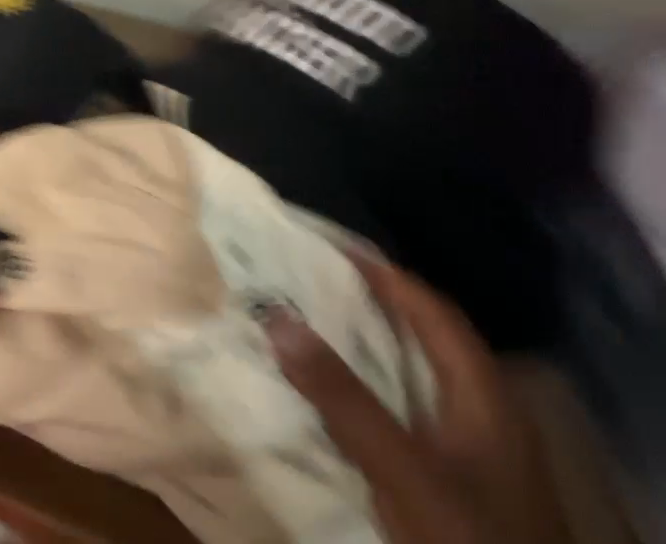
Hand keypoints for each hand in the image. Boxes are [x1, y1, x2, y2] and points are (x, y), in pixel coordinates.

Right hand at [266, 254, 569, 543]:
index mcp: (484, 398)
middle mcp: (482, 412)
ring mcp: (470, 446)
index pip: (437, 316)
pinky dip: (364, 382)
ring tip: (306, 320)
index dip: (389, 277)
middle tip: (307, 277)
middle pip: (427, 340)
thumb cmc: (465, 532)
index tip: (333, 246)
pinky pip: (402, 406)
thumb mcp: (400, 466)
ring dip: (363, 343)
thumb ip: (341, 397)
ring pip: (413, 374)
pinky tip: (329, 387)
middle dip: (370, 304)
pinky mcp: (450, 472)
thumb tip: (277, 317)